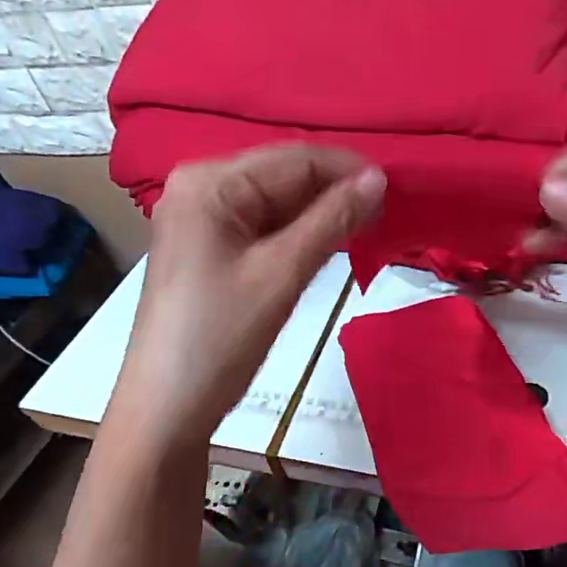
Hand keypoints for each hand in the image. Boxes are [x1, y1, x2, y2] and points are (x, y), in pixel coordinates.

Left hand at [119, 145, 384, 436]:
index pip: (294, 158)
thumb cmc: (220, 338)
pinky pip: (266, 226)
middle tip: (388, 214)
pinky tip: (332, 244)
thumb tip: (378, 179)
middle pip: (285, 176)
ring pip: (279, 202)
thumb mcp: (282, 274)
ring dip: (323, 214)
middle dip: (336, 192)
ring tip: (369, 229)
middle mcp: (201, 187)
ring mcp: (203, 218)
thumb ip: (332, 220)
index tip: (398, 190)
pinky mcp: (211, 248)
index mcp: (209, 182)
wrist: (168, 408)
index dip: (348, 170)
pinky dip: (301, 234)